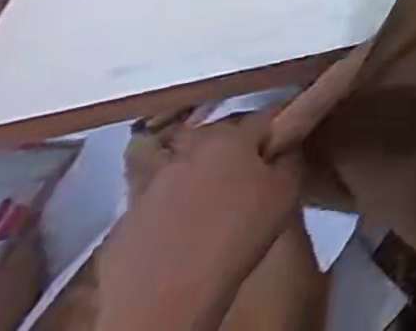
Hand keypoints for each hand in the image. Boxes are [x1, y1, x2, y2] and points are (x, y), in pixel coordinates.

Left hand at [98, 110, 304, 330]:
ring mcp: (149, 186)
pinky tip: (186, 230)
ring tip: (216, 202)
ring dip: (201, 176)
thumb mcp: (287, 191)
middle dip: (236, 147)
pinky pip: (158, 201)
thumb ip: (291, 158)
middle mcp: (186, 152)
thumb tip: (285, 146)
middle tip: (252, 172)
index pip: (266, 116)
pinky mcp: (124, 220)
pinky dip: (173, 207)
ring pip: (185, 167)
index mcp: (228, 138)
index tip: (289, 142)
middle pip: (219, 137)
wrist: (165, 298)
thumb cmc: (238, 234)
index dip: (282, 126)